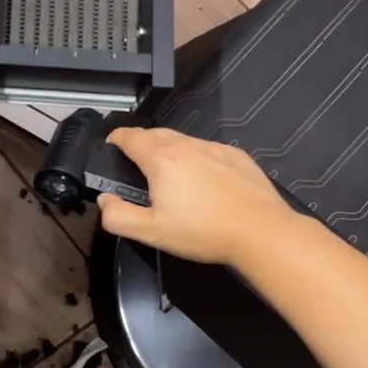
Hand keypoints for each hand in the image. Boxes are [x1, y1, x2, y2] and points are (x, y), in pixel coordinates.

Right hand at [98, 127, 298, 264]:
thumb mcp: (151, 232)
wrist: (261, 232)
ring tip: (169, 177)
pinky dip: (196, 159)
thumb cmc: (203, 232)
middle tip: (135, 167)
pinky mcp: (236, 156)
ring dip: (169, 152)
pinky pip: (207, 150)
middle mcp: (187, 146)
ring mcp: (215, 148)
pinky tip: (203, 184)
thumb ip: (118, 216)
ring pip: (182, 141)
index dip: (115, 139)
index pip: (129, 137)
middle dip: (140, 144)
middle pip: (155, 134)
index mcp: (161, 160)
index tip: (111, 148)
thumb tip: (105, 200)